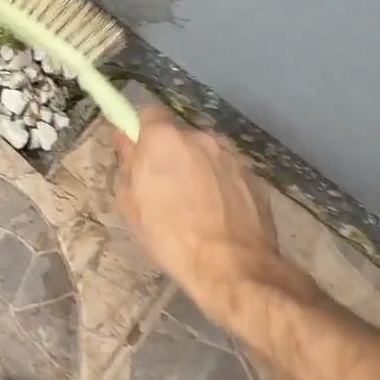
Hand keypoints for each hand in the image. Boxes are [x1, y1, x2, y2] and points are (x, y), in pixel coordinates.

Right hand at [111, 99, 287, 325]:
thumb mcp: (131, 202)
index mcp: (163, 138)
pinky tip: (219, 216)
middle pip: (178, 136)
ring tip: (196, 207)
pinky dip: (221, 187)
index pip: (148, 111)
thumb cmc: (169, 235)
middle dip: (170, 154)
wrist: (233, 268)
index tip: (137, 150)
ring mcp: (231, 157)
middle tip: (164, 187)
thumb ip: (127, 162)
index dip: (141, 129)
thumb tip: (124, 138)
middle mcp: (199, 138)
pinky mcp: (255, 179)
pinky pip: (228, 174)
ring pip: (205, 155)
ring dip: (197, 170)